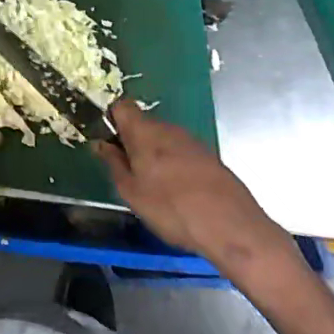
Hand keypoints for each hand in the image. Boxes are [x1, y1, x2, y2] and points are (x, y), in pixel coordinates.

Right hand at [95, 101, 301, 282]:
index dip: (112, 119)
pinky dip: (174, 164)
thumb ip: (114, 164)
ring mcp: (192, 141)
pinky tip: (178, 192)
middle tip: (128, 172)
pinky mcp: (210, 156)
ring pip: (163, 139)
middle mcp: (169, 129)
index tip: (109, 142)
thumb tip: (102, 144)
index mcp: (144, 132)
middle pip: (143, 124)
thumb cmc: (171, 209)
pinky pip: (182, 152)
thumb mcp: (131, 192)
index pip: (121, 106)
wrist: (232, 227)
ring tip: (154, 186)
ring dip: (154, 154)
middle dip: (133, 141)